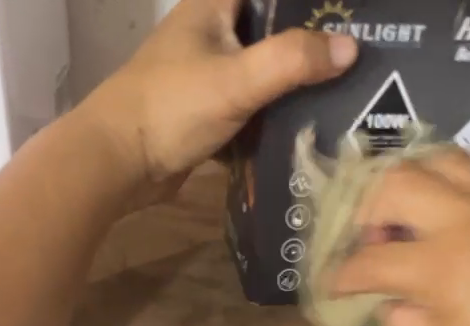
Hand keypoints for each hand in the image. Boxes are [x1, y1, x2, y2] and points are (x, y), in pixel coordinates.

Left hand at [75, 0, 356, 195]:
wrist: (116, 164)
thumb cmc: (170, 109)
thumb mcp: (237, 80)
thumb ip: (293, 61)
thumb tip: (350, 48)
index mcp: (213, 5)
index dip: (305, 1)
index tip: (344, 11)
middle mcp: (209, 33)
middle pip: (269, 28)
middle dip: (307, 43)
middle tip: (353, 55)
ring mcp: (204, 76)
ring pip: (260, 72)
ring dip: (291, 84)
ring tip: (340, 92)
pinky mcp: (203, 116)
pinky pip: (247, 110)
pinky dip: (270, 120)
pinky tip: (303, 130)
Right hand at [332, 150, 469, 325]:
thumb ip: (409, 320)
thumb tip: (390, 305)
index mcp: (441, 262)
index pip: (372, 259)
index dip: (344, 274)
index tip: (333, 284)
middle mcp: (468, 217)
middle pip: (399, 181)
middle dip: (371, 207)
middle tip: (371, 239)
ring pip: (443, 159)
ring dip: (414, 182)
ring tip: (409, 217)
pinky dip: (452, 191)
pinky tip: (453, 226)